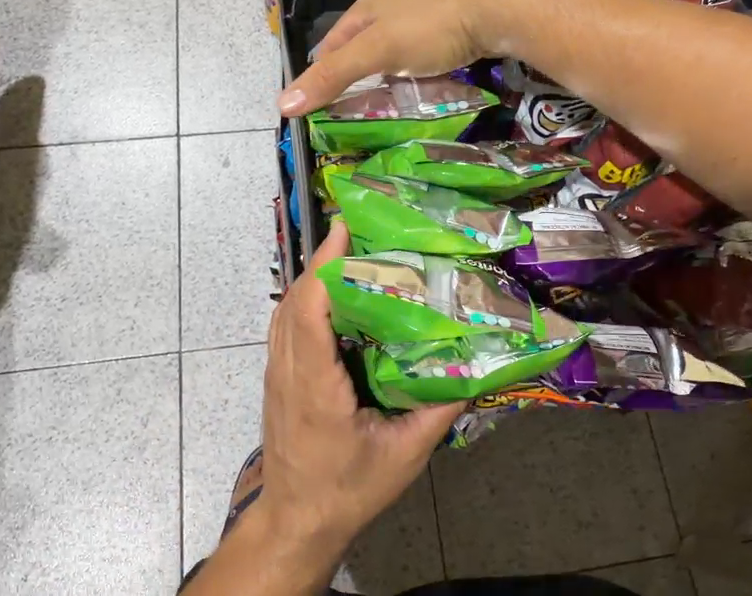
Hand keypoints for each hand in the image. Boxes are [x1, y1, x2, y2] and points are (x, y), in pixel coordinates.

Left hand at [254, 220, 465, 560]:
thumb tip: (474, 368)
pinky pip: (285, 324)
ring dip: (314, 275)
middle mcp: (288, 370)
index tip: (345, 228)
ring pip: (286, 309)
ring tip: (349, 250)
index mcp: (315, 386)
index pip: (309, 312)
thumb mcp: (403, 456)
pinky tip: (333, 292)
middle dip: (324, 258)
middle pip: (296, 299)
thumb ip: (437, 409)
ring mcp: (277, 373)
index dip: (324, 266)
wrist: (296, 523)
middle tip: (360, 228)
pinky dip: (306, 297)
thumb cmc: (348, 490)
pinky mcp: (278, 378)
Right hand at [278, 0, 522, 117]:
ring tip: (381, 109)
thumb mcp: (376, 52)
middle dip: (351, 79)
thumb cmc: (430, 27)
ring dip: (383, 80)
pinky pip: (418, 58)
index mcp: (365, 11)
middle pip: (359, 50)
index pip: (329, 47)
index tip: (316, 107)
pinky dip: (411, 77)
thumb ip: (332, 77)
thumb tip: (282, 104)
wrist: (496, 9)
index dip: (319, 75)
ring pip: (390, 55)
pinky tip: (418, 90)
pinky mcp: (447, 31)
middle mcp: (388, 11)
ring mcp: (419, 19)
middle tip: (348, 115)